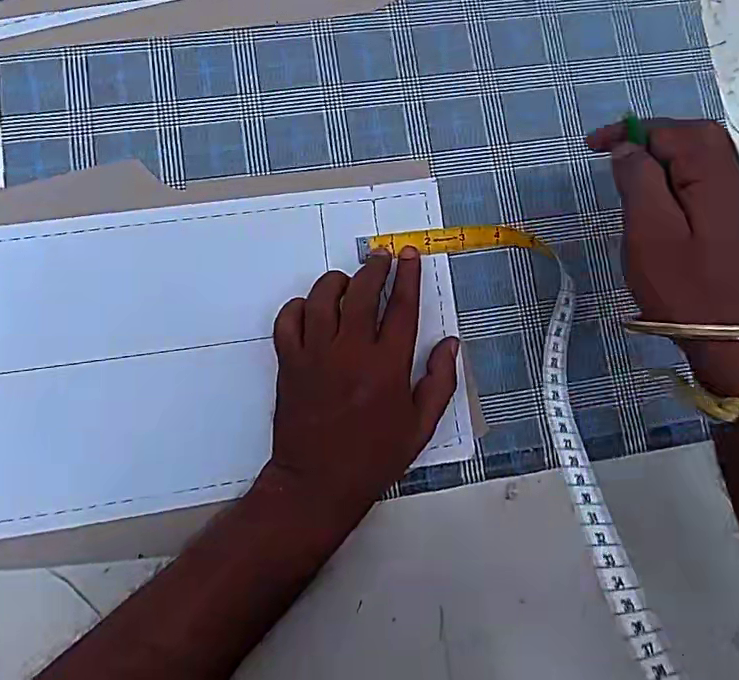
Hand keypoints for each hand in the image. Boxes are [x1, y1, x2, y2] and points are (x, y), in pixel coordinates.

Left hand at [264, 247, 459, 517]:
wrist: (316, 484)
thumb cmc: (373, 457)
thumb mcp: (419, 427)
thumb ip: (440, 382)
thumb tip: (450, 343)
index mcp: (387, 367)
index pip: (401, 307)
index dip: (408, 276)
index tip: (409, 255)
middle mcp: (350, 353)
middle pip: (362, 293)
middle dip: (374, 267)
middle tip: (381, 257)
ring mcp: (315, 355)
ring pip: (322, 298)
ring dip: (336, 282)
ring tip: (347, 282)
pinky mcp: (289, 362)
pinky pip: (288, 320)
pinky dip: (298, 307)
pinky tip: (311, 309)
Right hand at [585, 117, 738, 395]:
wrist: (732, 346)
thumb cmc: (685, 290)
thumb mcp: (650, 231)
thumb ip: (638, 180)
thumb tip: (627, 149)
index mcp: (716, 179)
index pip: (675, 132)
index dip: (632, 131)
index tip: (595, 146)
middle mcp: (734, 184)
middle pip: (697, 137)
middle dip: (652, 137)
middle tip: (615, 155)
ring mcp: (737, 205)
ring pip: (701, 159)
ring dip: (662, 157)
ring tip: (628, 176)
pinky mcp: (732, 225)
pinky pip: (703, 182)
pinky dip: (674, 178)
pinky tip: (654, 201)